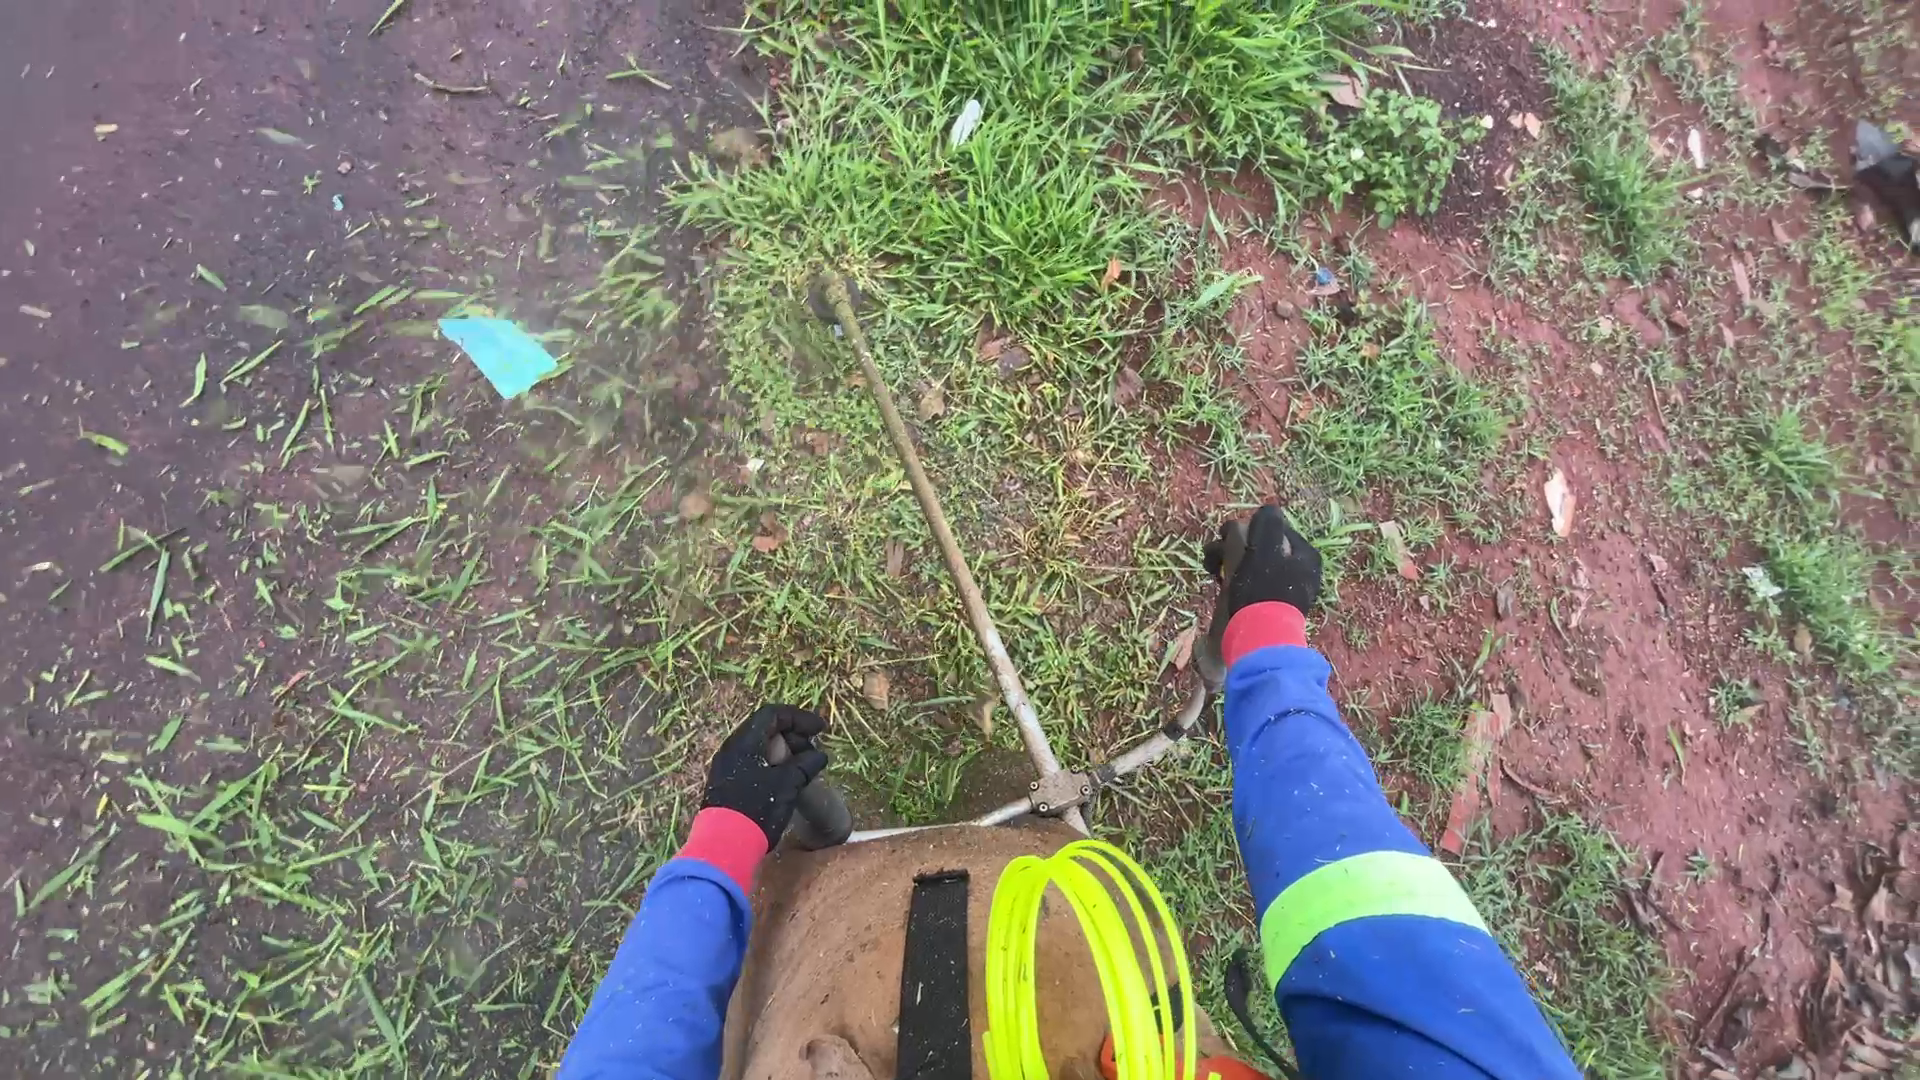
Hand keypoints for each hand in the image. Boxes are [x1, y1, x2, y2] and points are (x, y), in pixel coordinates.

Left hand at [702, 704, 830, 846]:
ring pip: (758, 746)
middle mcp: (732, 748)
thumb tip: (819, 756)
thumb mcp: (789, 784)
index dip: (799, 718)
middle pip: (765, 728)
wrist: (724, 846)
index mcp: (745, 742)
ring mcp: (725, 765)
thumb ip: (806, 764)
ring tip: (801, 766)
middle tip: (811, 749)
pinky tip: (784, 778)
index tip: (819, 729)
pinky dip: (771, 762)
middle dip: (792, 735)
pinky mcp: (724, 782)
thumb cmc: (758, 809)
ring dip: (783, 750)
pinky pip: (751, 761)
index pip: (773, 714)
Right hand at [1204, 505, 1322, 618]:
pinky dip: (1234, 578)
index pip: (1275, 527)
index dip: (1248, 529)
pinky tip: (1221, 584)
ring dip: (1229, 560)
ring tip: (1212, 570)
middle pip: (1261, 545)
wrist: (1260, 636)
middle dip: (1234, 546)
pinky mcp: (1269, 605)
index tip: (1226, 537)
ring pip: (1253, 562)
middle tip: (1214, 556)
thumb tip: (1268, 510)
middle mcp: (1300, 570)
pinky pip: (1250, 581)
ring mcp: (1286, 589)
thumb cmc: (1262, 589)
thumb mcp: (1265, 547)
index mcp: (1305, 555)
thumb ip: (1267, 523)